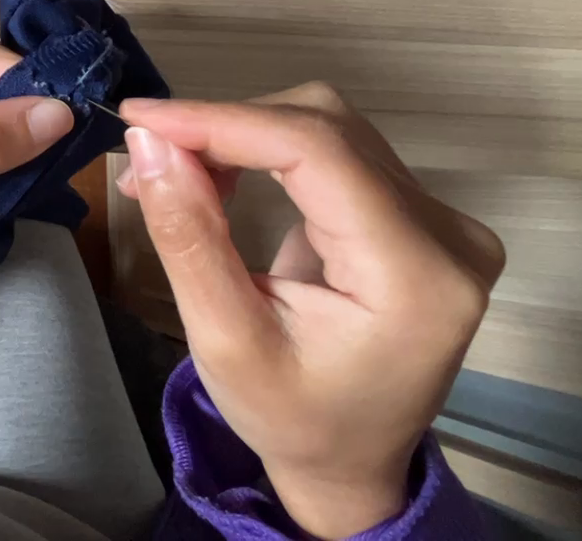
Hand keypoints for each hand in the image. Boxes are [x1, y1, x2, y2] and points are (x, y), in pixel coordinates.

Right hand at [116, 84, 503, 539]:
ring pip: (321, 126)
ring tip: (170, 170)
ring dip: (234, 134)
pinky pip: (326, 148)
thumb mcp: (222, 337)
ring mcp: (438, 222)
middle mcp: (445, 234)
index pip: (314, 151)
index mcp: (414, 275)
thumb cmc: (287, 415)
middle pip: (322, 126)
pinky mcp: (412, 216)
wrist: (349, 463)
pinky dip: (255, 148)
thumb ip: (187, 235)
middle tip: (146, 154)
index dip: (218, 120)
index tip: (136, 118)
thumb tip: (146, 143)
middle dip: (221, 127)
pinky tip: (213, 178)